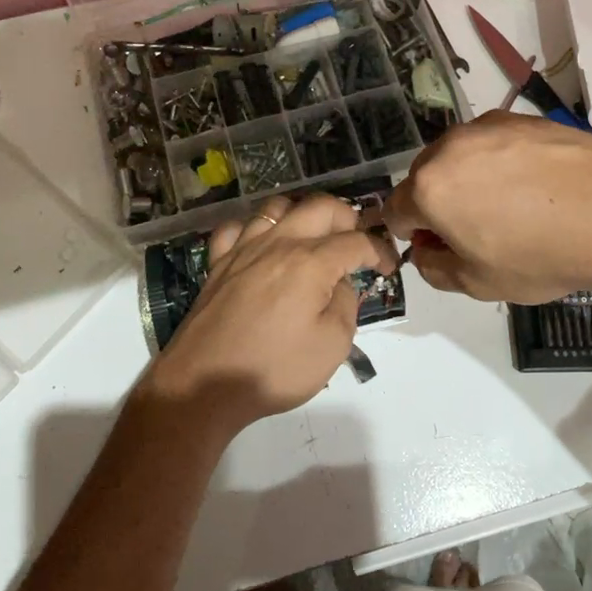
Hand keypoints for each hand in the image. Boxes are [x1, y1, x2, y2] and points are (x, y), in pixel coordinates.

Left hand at [142, 194, 394, 432]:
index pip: (357, 241)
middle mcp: (278, 243)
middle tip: (356, 243)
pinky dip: (253, 229)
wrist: (204, 384)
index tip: (388, 267)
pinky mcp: (217, 264)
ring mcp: (243, 249)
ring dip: (302, 214)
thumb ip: (345, 304)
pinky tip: (262, 246)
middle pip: (319, 206)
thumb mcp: (332, 346)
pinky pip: (235, 228)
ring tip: (312, 237)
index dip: (379, 250)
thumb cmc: (273, 369)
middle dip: (347, 217)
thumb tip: (340, 283)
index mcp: (310, 261)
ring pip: (276, 207)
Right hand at [383, 112, 591, 304]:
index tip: (439, 248)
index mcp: (429, 187)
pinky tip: (538, 187)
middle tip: (478, 232)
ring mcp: (489, 127)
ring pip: (461, 157)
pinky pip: (496, 144)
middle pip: (425, 178)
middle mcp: (451, 147)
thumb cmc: (542, 256)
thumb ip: (435, 269)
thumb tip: (426, 250)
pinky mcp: (524, 119)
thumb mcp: (479, 283)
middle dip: (440, 204)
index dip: (412, 235)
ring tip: (513, 208)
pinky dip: (504, 163)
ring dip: (470, 180)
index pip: (395, 211)